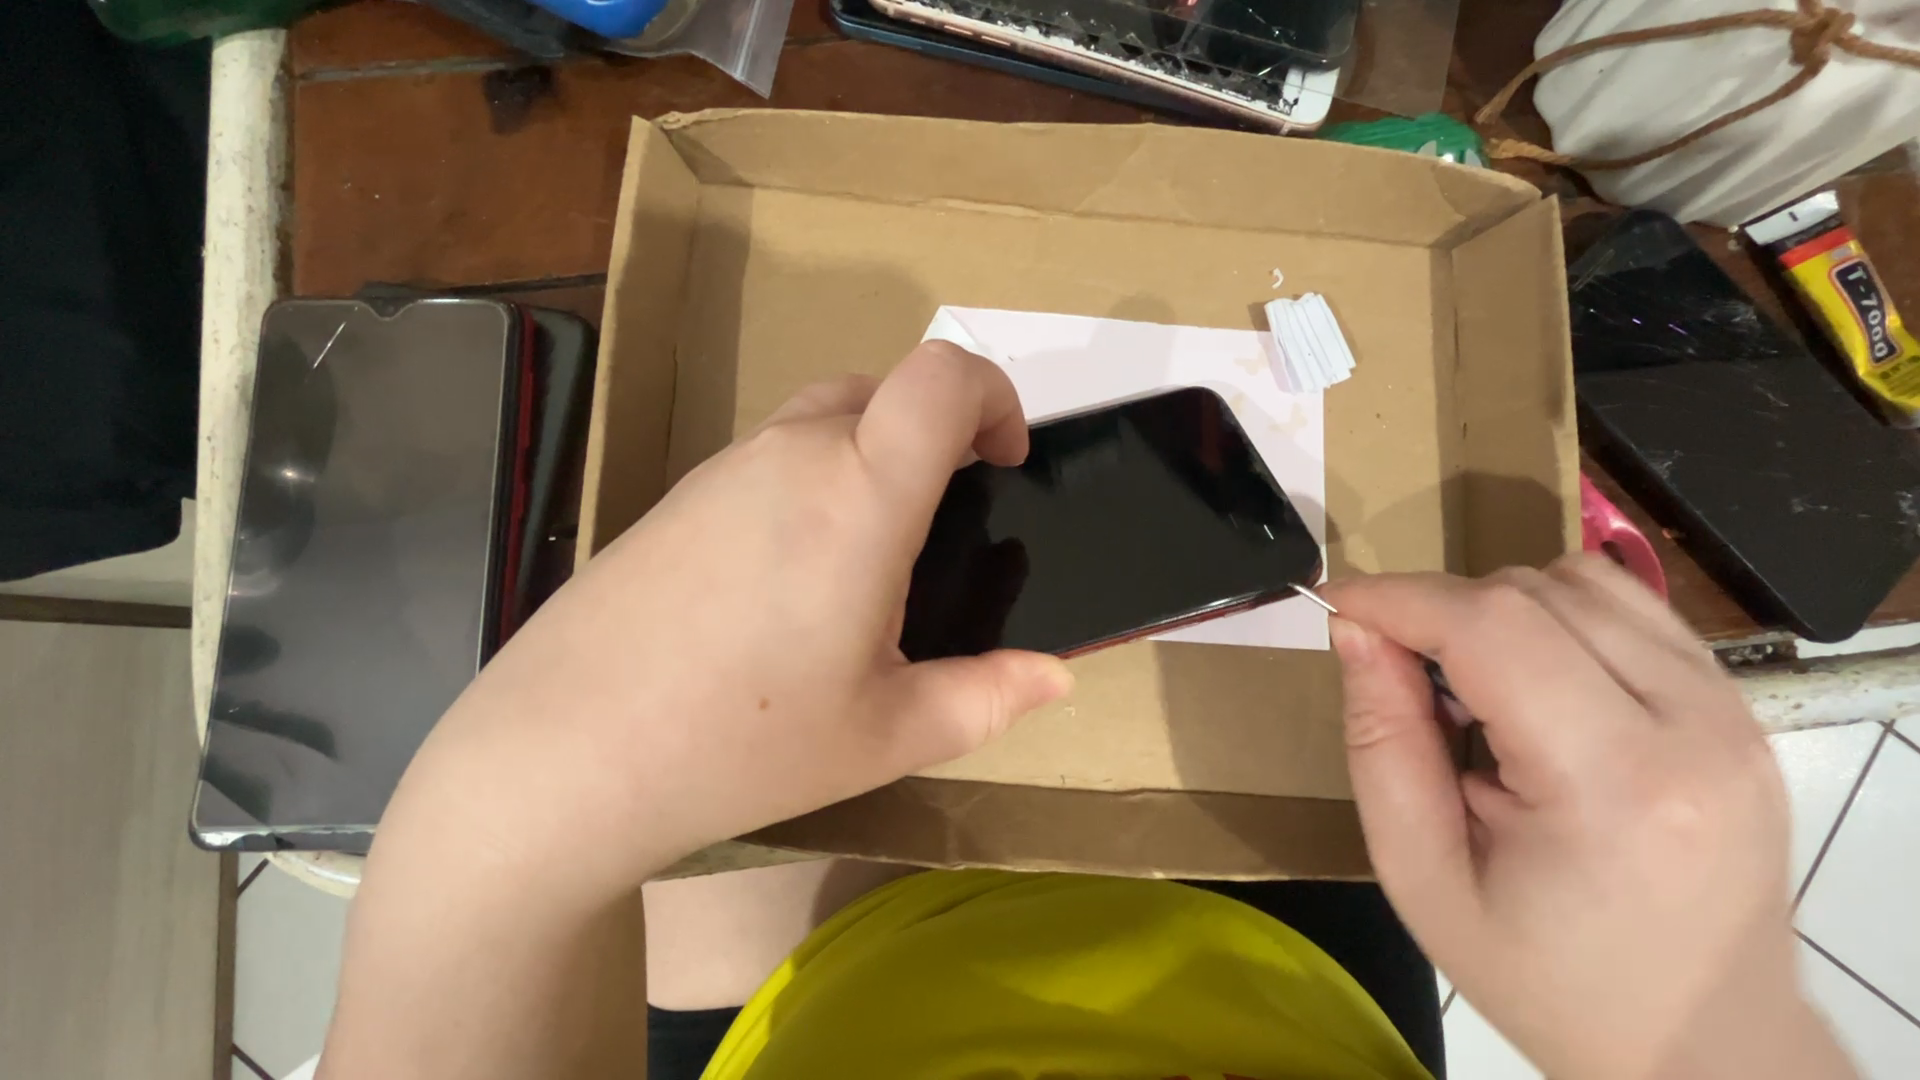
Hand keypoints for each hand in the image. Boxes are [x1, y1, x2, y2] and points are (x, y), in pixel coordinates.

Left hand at [379, 342, 1071, 902]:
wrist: (560, 756)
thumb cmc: (741, 744)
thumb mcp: (887, 734)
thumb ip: (988, 696)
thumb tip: (1053, 676)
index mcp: (858, 494)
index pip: (942, 376)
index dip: (995, 395)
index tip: (1003, 461)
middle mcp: (790, 454)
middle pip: (885, 391)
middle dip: (936, 440)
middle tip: (940, 531)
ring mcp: (723, 469)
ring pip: (823, 421)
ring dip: (870, 462)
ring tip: (865, 570)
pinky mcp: (677, 498)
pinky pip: (769, 459)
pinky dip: (810, 486)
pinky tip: (786, 587)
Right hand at [1326, 556, 1853, 1079]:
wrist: (1699, 1045)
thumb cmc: (1538, 974)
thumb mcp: (1418, 869)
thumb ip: (1381, 738)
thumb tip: (1355, 630)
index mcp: (1615, 784)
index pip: (1492, 628)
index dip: (1398, 597)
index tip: (1335, 606)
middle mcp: (1698, 729)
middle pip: (1534, 593)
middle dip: (1438, 610)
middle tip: (1398, 675)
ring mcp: (1736, 714)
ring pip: (1582, 582)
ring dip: (1496, 609)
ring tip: (1466, 681)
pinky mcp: (1741, 710)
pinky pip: (1629, 608)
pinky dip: (1553, 616)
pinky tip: (1528, 679)